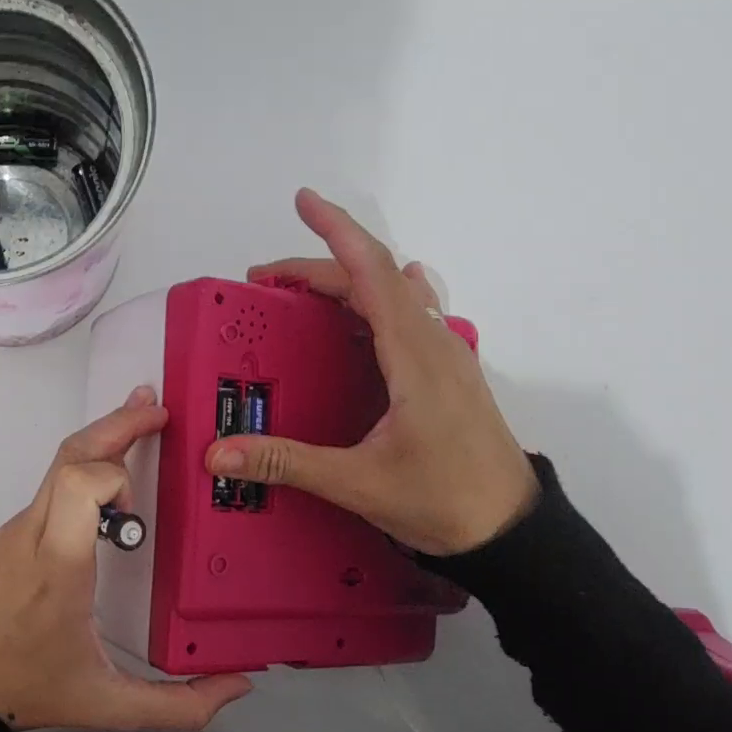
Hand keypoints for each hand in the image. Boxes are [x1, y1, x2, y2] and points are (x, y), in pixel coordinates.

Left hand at [0, 387, 253, 731]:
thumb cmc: (29, 689)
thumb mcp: (109, 706)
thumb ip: (180, 705)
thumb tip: (236, 685)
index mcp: (59, 567)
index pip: (80, 483)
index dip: (117, 476)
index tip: (138, 511)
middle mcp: (33, 536)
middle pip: (69, 456)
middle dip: (115, 426)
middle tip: (155, 410)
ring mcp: (17, 531)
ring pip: (57, 465)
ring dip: (100, 442)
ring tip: (139, 426)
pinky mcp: (12, 535)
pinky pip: (50, 486)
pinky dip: (83, 469)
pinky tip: (110, 479)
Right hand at [206, 188, 539, 555]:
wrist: (511, 530)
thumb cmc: (443, 500)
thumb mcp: (357, 482)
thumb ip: (286, 462)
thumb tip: (219, 454)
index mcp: (414, 357)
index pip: (372, 274)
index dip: (336, 233)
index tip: (305, 201)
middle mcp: (433, 344)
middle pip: (375, 278)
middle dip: (318, 264)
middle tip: (264, 279)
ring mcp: (446, 357)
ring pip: (394, 294)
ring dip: (346, 280)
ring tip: (300, 291)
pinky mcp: (447, 375)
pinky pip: (408, 316)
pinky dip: (375, 299)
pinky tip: (372, 307)